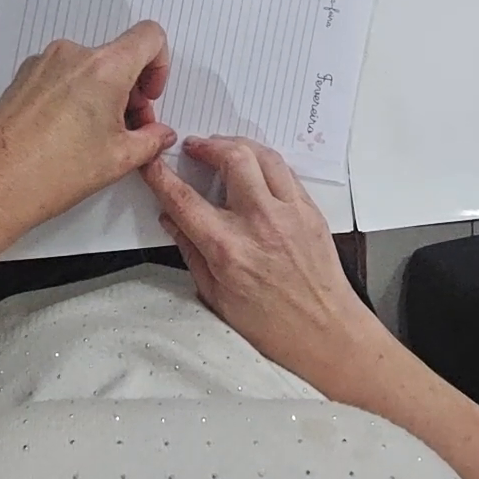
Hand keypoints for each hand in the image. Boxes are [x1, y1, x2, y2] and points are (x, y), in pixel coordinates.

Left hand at [0, 21, 177, 228]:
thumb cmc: (49, 172)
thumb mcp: (119, 159)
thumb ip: (151, 139)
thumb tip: (158, 134)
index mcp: (105, 67)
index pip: (150, 36)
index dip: (159, 65)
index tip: (150, 95)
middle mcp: (74, 55)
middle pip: (120, 57)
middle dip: (132, 91)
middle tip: (129, 129)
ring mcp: (44, 64)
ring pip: (91, 68)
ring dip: (104, 95)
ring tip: (96, 138)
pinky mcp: (25, 77)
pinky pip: (64, 76)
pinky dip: (76, 97)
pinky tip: (70, 135)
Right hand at [141, 136, 396, 399]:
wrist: (325, 334)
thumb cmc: (271, 326)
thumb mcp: (215, 295)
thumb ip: (191, 250)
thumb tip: (170, 218)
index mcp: (228, 250)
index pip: (184, 199)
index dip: (162, 176)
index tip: (153, 163)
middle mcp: (259, 223)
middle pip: (232, 158)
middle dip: (207, 145)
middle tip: (195, 147)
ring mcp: (289, 213)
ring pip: (263, 155)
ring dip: (237, 145)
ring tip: (223, 149)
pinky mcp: (310, 211)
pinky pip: (286, 171)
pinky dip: (264, 161)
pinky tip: (254, 167)